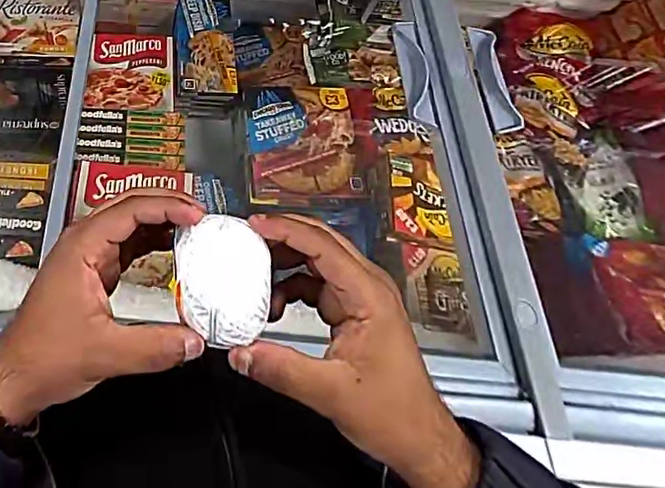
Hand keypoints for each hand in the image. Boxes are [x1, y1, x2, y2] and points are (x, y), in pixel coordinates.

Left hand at [0, 189, 206, 423]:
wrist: (14, 377)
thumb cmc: (43, 357)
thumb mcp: (104, 353)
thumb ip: (154, 347)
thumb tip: (193, 340)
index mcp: (83, 244)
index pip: (132, 207)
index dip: (168, 205)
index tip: (196, 213)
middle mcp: (84, 240)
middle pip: (132, 202)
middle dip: (168, 202)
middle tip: (199, 211)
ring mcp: (88, 252)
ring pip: (130, 219)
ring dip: (161, 218)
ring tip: (192, 224)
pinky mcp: (93, 268)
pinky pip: (128, 240)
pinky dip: (152, 238)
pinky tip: (171, 245)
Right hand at [230, 213, 479, 487]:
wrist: (420, 439)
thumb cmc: (397, 414)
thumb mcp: (332, 393)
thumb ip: (282, 370)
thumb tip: (244, 353)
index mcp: (369, 294)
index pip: (322, 244)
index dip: (286, 229)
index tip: (257, 224)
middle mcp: (367, 286)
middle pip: (320, 242)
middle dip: (283, 235)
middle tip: (250, 237)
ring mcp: (361, 296)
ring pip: (317, 261)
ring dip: (286, 264)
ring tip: (256, 273)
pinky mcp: (353, 310)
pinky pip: (317, 283)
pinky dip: (293, 287)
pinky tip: (275, 304)